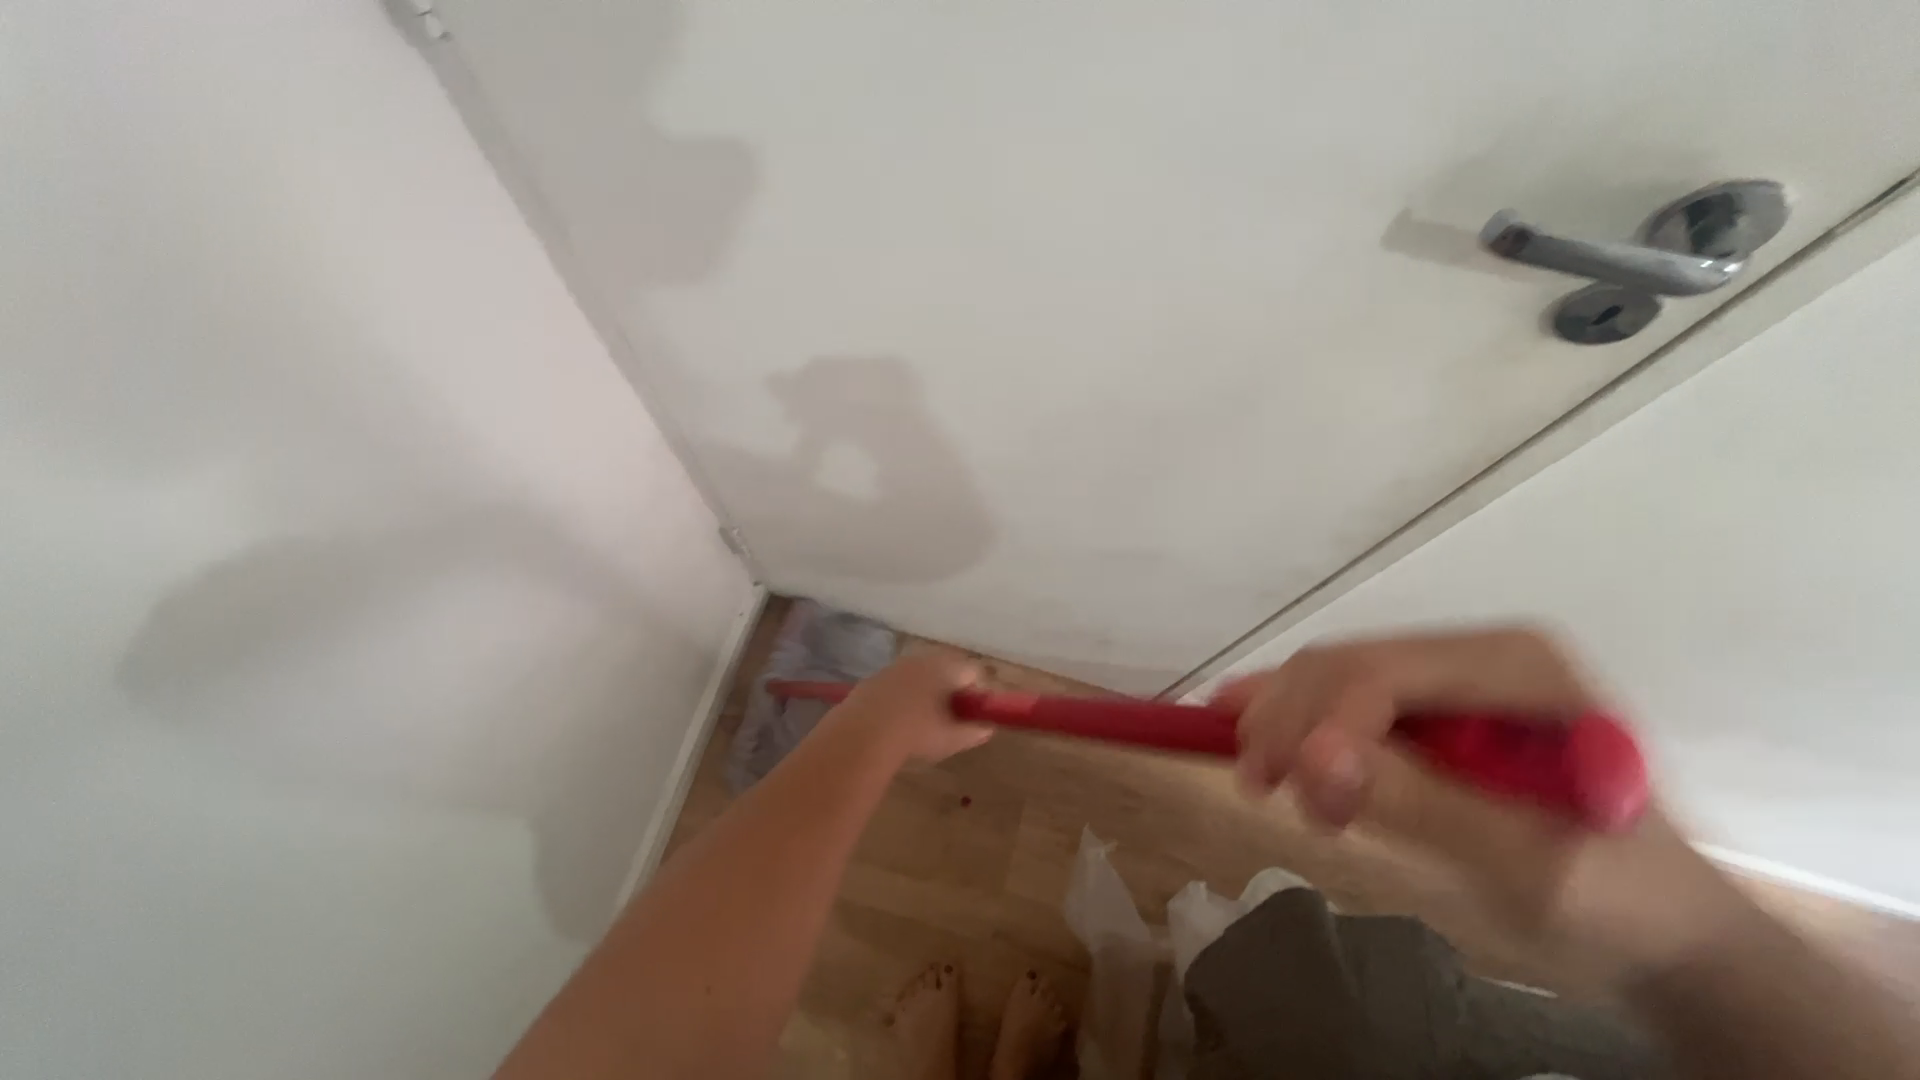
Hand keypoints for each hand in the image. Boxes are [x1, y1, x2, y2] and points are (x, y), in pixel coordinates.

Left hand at [822, 650, 993, 763]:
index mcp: (945, 668)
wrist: (859, 736)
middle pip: (947, 669)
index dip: (978, 694)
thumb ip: (975, 731)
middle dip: (952, 691)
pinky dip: (902, 698)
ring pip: (920, 675)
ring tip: (922, 723)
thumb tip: (988, 727)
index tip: (974, 716)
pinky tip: (896, 722)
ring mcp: (894, 667)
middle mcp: (921, 659)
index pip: (974, 671)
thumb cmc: (915, 734)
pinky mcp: (872, 679)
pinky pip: (897, 684)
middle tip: (950, 720)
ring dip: (926, 693)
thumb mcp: (952, 739)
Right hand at [1214, 626, 1755, 988]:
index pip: (1387, 670)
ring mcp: (1448, 674)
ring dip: (1282, 722)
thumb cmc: (1616, 899)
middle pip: (1346, 663)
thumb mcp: (1528, 864)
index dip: (1325, 722)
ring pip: (1328, 674)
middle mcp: (1476, 651)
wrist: (1659, 926)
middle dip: (1290, 720)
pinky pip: (1337, 697)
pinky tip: (1247, 732)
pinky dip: (1290, 719)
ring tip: (1259, 779)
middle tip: (1259, 787)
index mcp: (1518, 667)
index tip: (1293, 793)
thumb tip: (1314, 760)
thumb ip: (1422, 802)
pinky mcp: (1425, 703)